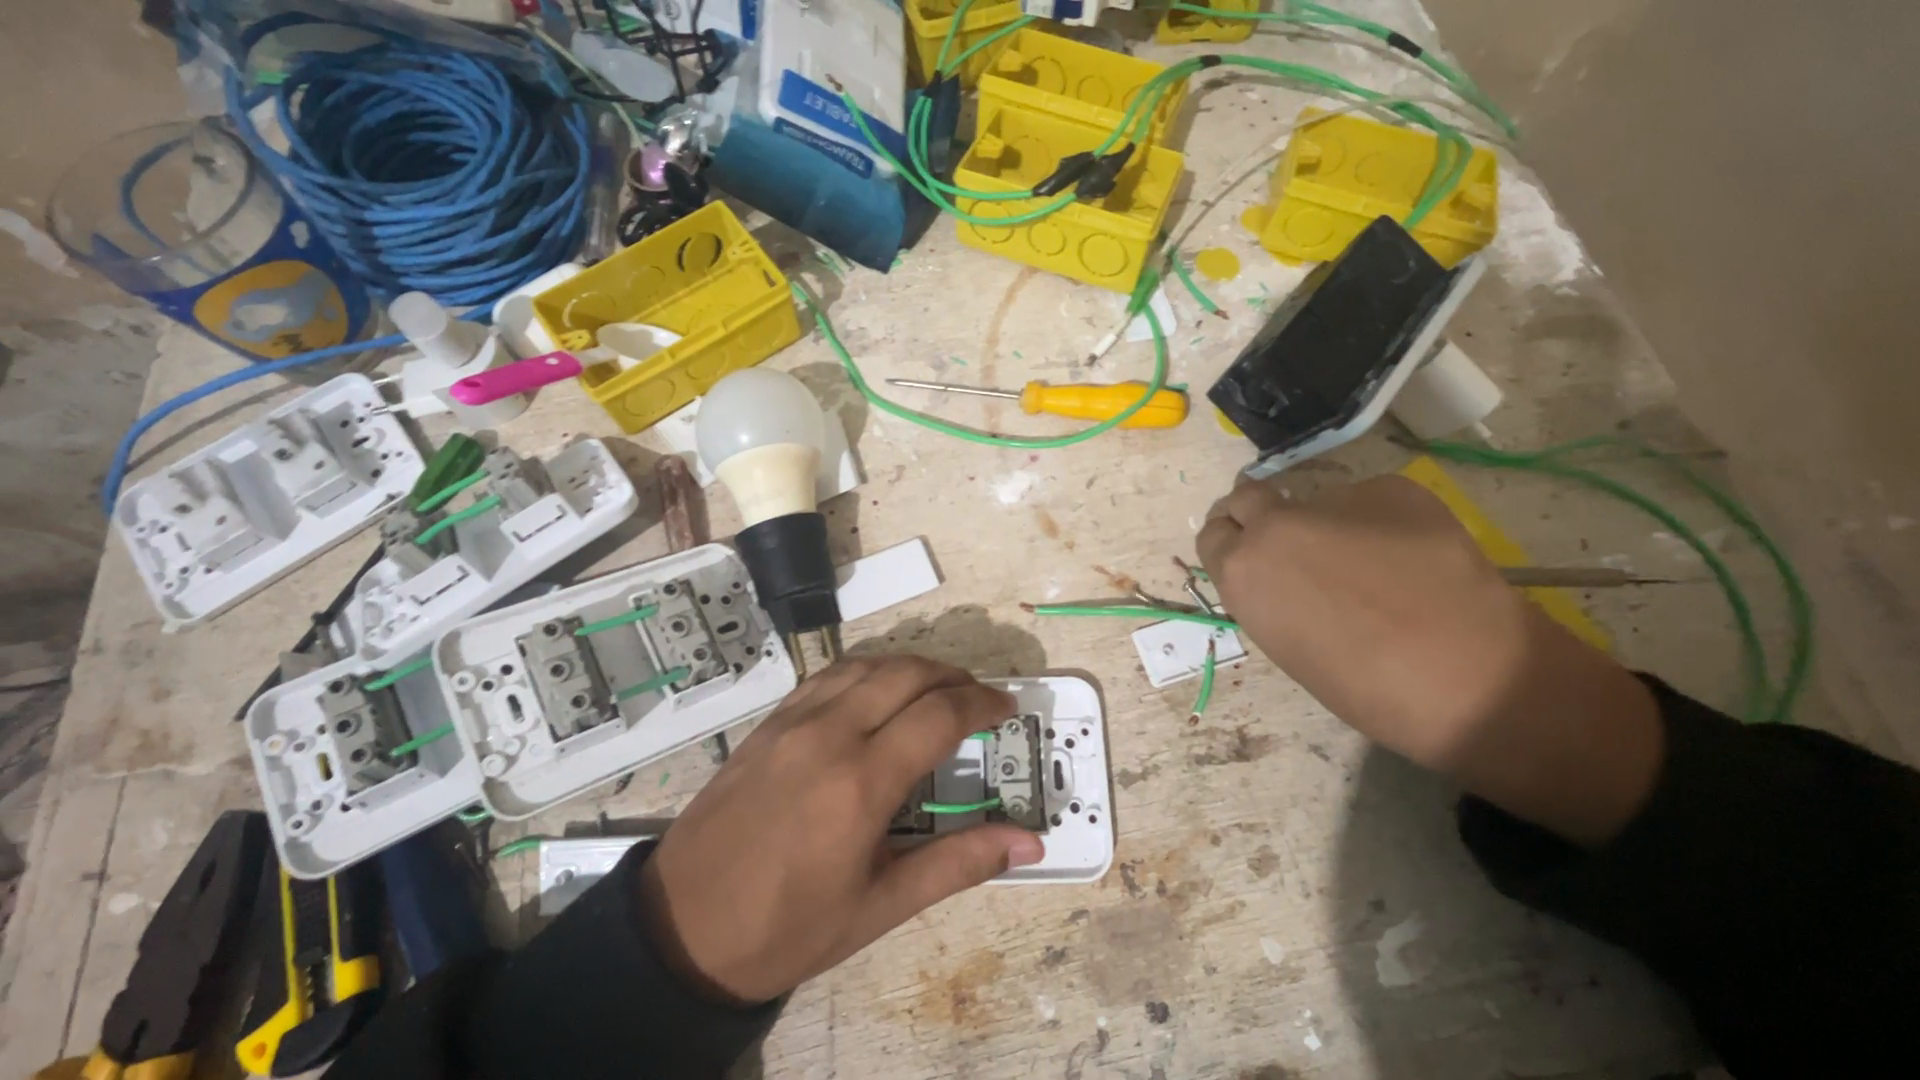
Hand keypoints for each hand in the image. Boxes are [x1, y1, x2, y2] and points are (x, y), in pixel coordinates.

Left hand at [636, 655, 1044, 1004]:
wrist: (681, 927)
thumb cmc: (787, 928)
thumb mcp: (879, 907)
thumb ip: (957, 864)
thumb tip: (1029, 843)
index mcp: (862, 781)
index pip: (940, 714)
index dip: (983, 704)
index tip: (1007, 710)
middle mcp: (829, 734)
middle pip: (906, 673)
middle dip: (953, 676)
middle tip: (979, 699)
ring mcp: (791, 723)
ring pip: (864, 665)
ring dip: (909, 667)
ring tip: (935, 690)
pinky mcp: (766, 725)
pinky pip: (826, 677)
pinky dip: (864, 672)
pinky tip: (874, 695)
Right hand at [1196, 473, 1663, 846]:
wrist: (1466, 674)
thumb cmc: (1365, 688)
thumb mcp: (1289, 645)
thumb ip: (1271, 598)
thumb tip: (1287, 577)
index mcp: (1241, 569)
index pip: (1214, 532)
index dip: (1234, 546)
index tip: (1255, 561)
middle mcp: (1276, 523)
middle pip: (1248, 495)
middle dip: (1262, 515)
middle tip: (1296, 546)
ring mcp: (1336, 497)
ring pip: (1318, 501)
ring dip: (1329, 523)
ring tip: (1375, 565)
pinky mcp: (1393, 488)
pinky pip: (1372, 501)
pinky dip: (1382, 523)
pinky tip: (1414, 559)